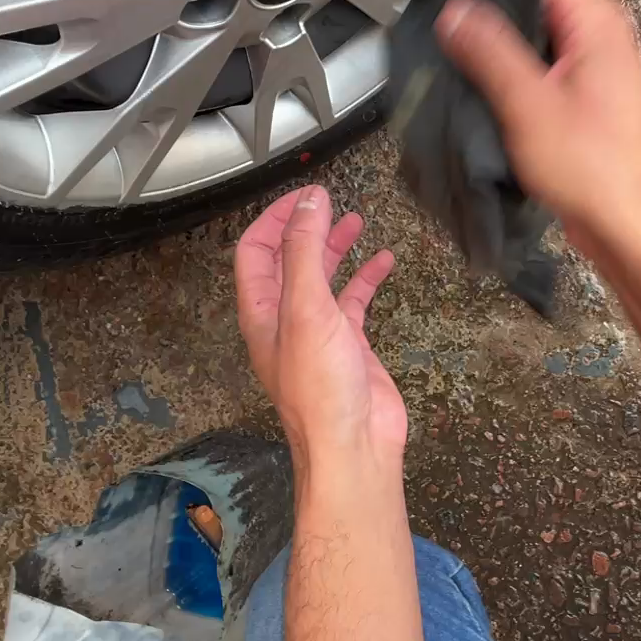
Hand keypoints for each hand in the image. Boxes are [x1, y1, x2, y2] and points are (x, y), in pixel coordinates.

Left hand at [234, 186, 404, 478]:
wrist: (354, 444)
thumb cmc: (321, 387)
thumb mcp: (306, 309)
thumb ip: (305, 251)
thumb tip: (311, 202)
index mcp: (263, 311)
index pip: (256, 252)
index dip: (274, 219)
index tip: (303, 196)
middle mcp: (286, 319)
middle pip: (289, 261)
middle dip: (306, 229)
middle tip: (327, 202)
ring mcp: (318, 332)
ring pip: (323, 278)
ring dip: (336, 248)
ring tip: (356, 221)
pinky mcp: (349, 345)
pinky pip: (355, 301)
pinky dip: (367, 278)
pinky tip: (385, 262)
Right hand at [435, 0, 640, 254]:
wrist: (625, 225)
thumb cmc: (597, 171)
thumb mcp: (528, 103)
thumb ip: (489, 50)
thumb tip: (457, 12)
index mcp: (598, 24)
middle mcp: (602, 40)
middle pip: (537, 1)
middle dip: (492, 13)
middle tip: (451, 25)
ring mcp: (595, 71)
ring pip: (537, 39)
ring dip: (503, 50)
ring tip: (464, 59)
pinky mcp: (585, 101)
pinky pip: (543, 72)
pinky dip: (516, 78)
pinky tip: (492, 93)